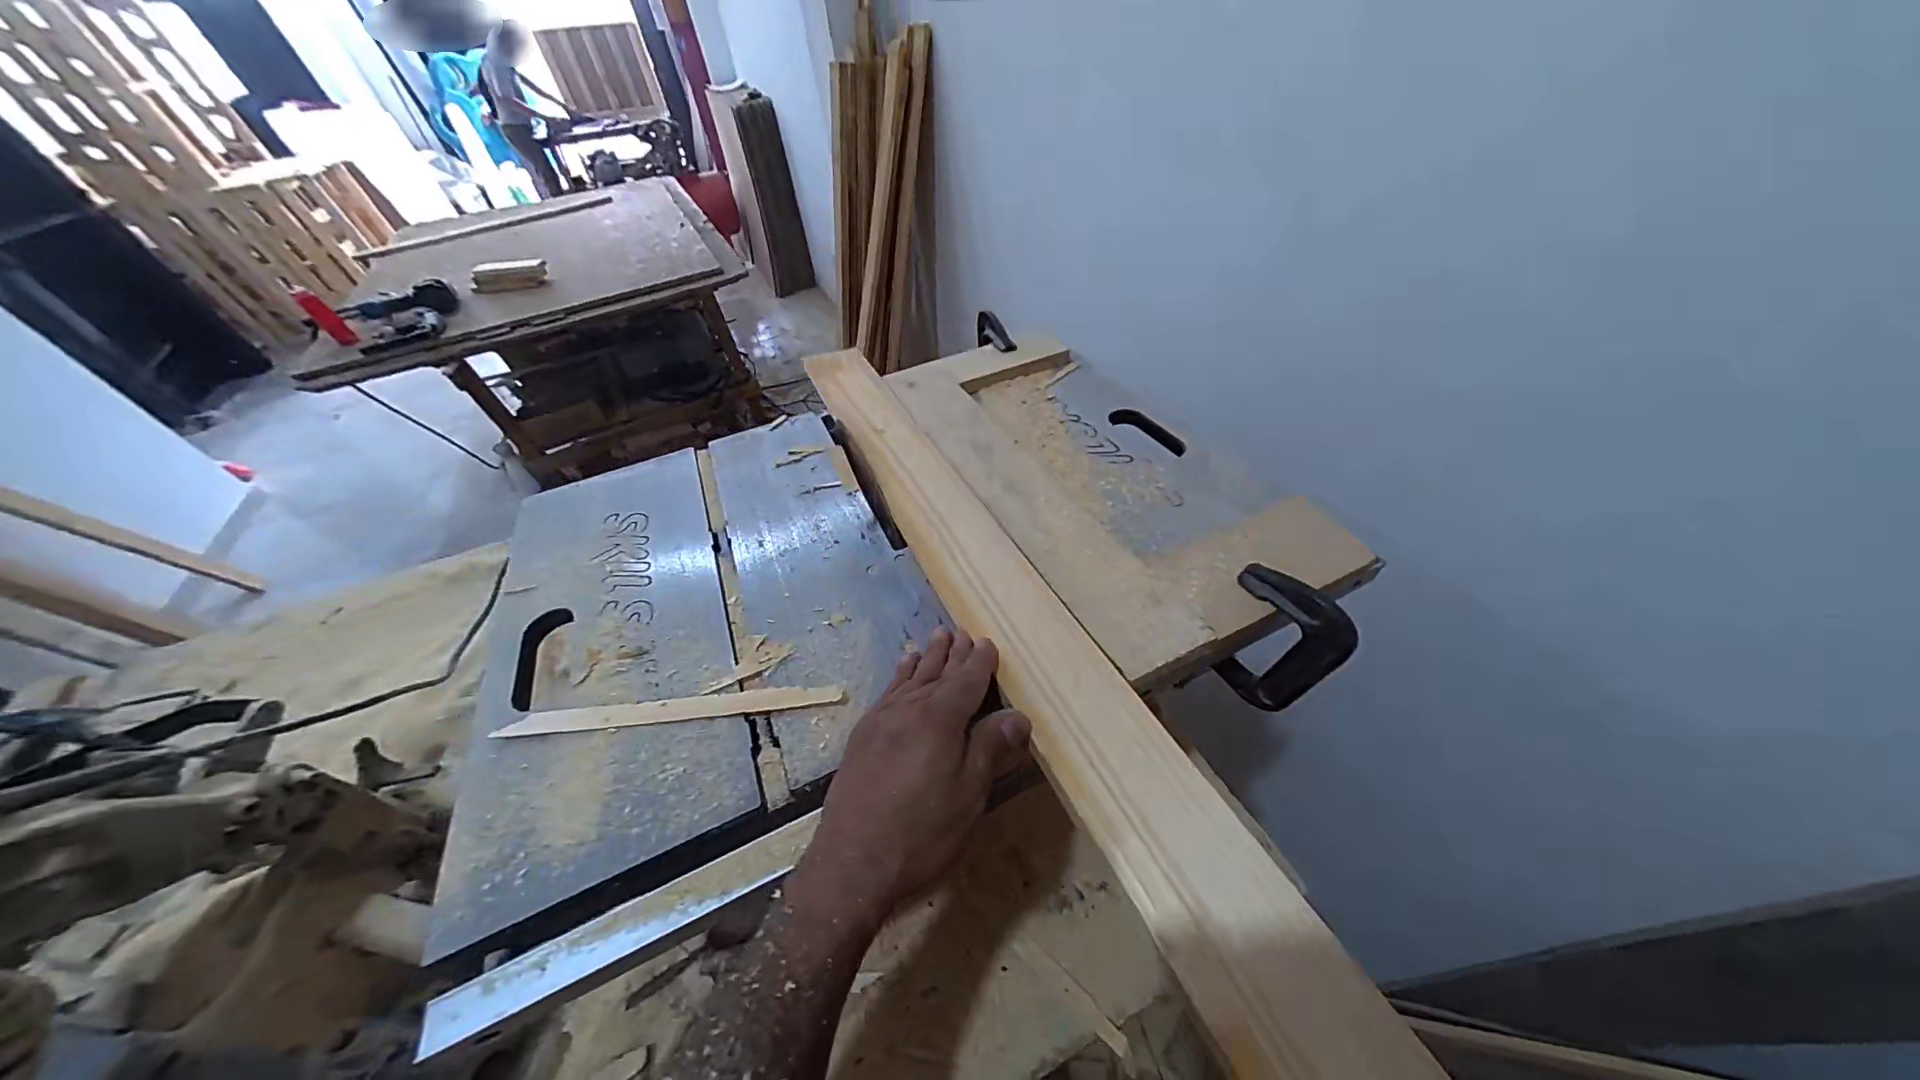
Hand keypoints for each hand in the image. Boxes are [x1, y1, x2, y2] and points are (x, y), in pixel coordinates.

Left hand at [786, 628, 1030, 933]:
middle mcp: (908, 709)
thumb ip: (990, 750)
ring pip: (910, 678)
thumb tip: (1018, 716)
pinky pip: (887, 693)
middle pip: (936, 673)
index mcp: (939, 719)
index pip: (966, 681)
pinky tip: (902, 673)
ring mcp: (880, 721)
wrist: (850, 864)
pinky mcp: (862, 737)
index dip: (980, 662)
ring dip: (926, 659)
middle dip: (952, 653)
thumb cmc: (920, 834)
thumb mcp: (968, 796)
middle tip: (962, 632)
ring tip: (935, 639)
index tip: (988, 643)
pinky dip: (899, 677)